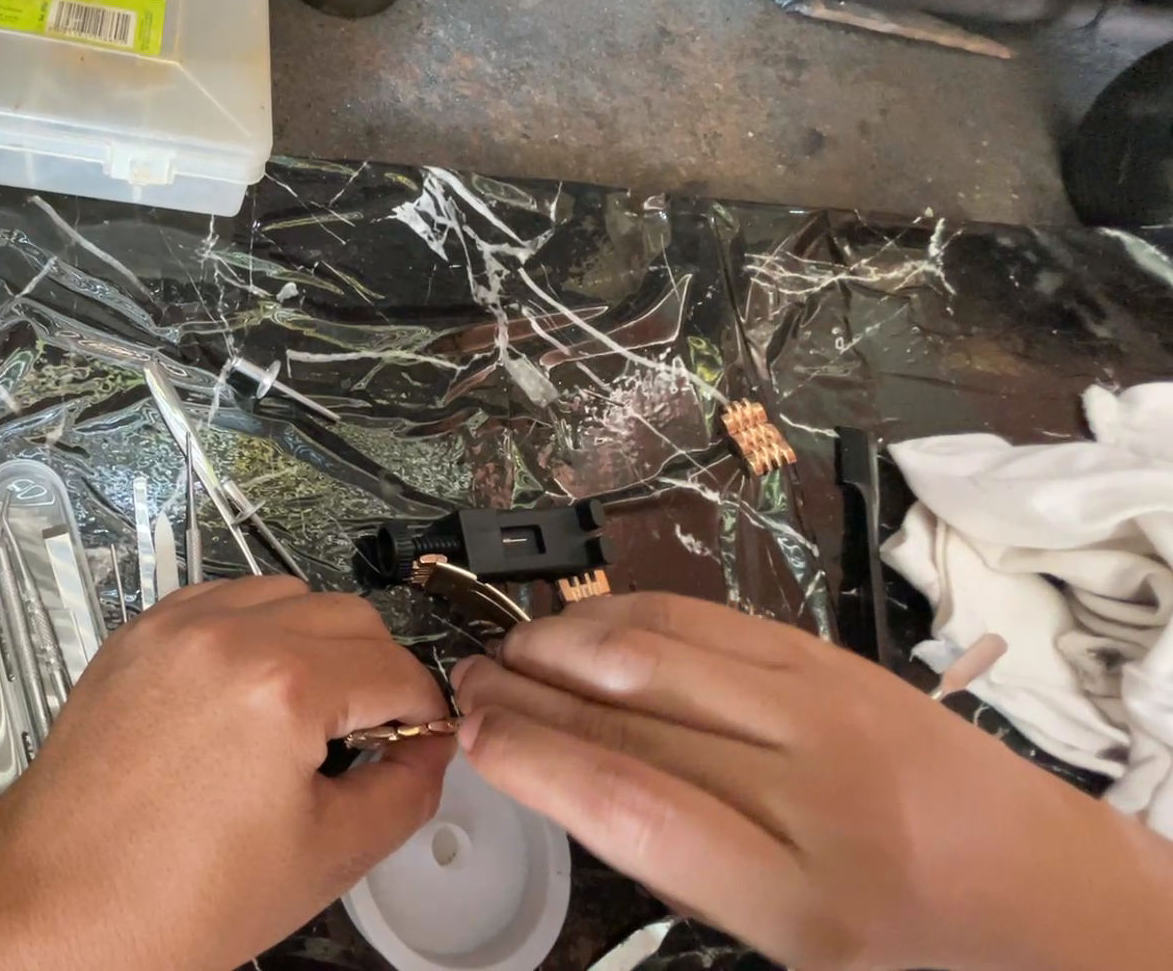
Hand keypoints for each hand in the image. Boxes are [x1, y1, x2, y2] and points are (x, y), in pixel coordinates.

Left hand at [0, 576, 453, 970]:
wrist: (56, 903)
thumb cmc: (175, 898)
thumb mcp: (325, 858)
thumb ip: (403, 791)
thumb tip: (427, 747)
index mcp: (282, 686)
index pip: (394, 667)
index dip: (422, 707)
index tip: (419, 733)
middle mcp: (227, 633)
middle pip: (347, 614)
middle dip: (376, 667)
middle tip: (369, 727)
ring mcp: (176, 624)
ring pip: (285, 594)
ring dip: (315, 639)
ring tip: (303, 707)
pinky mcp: (140, 632)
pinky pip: (221, 600)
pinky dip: (253, 629)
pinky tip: (246, 685)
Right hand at [453, 593, 1172, 970]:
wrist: (1084, 915)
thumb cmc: (917, 961)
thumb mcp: (789, 950)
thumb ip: (670, 858)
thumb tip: (556, 770)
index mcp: (808, 898)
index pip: (630, 805)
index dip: (531, 760)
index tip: (470, 734)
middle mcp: (818, 788)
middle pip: (626, 714)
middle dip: (524, 691)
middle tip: (466, 682)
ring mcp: (828, 705)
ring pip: (652, 648)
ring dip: (558, 641)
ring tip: (510, 653)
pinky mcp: (831, 656)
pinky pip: (697, 616)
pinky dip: (616, 615)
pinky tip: (578, 628)